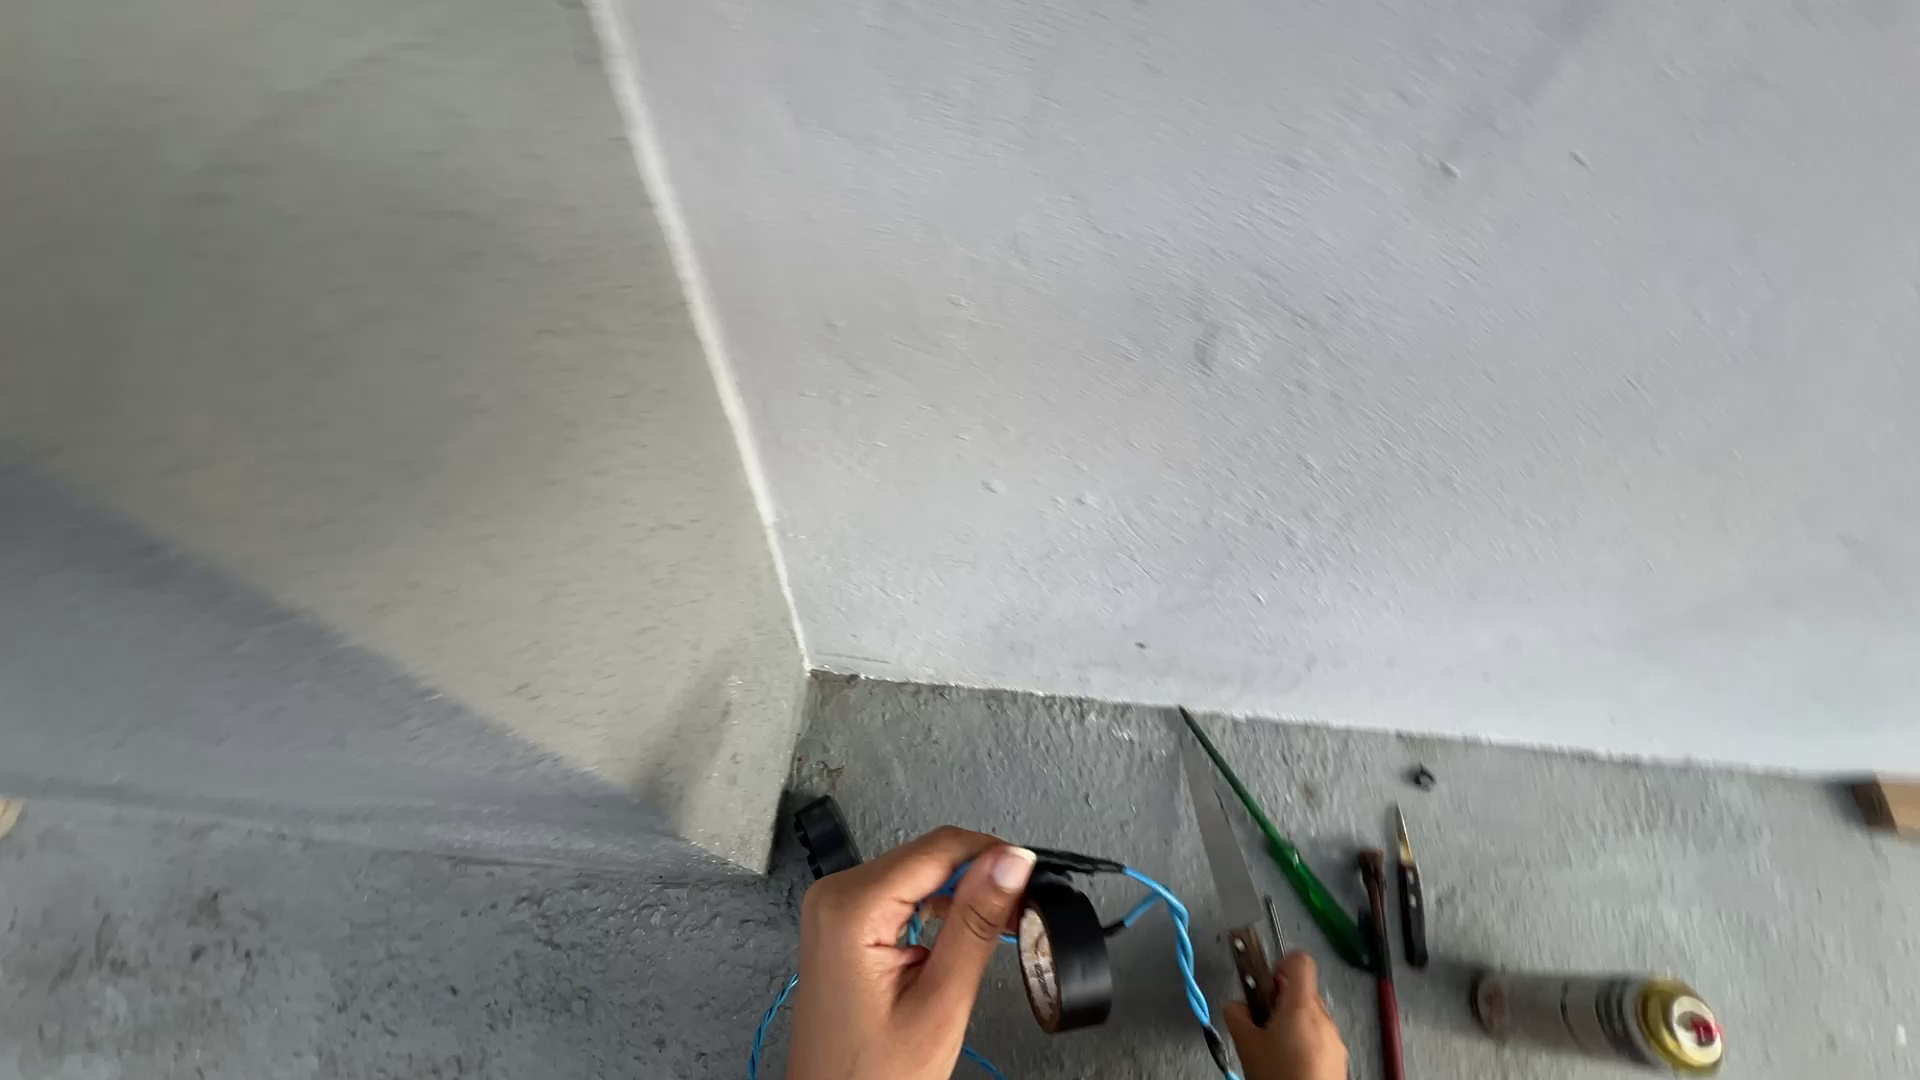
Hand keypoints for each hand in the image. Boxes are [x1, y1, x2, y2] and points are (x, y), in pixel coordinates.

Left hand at [787, 826, 1037, 1079]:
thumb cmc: (874, 1079)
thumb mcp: (941, 1001)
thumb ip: (976, 921)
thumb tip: (1010, 862)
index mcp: (852, 906)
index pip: (937, 848)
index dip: (990, 853)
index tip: (1027, 874)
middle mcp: (836, 894)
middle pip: (926, 855)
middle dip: (978, 874)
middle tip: (1018, 908)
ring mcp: (837, 906)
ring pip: (917, 870)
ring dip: (960, 889)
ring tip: (995, 923)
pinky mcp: (845, 920)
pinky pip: (901, 891)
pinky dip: (936, 904)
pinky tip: (959, 928)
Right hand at [1224, 952, 1348, 1079]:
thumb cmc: (1279, 1077)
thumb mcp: (1245, 1042)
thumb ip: (1237, 1012)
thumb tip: (1239, 1006)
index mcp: (1302, 1007)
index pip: (1299, 961)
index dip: (1279, 964)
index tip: (1265, 982)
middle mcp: (1324, 1019)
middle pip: (1301, 989)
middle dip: (1279, 998)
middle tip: (1262, 1019)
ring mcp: (1335, 1041)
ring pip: (1310, 1014)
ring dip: (1291, 1020)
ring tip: (1274, 1046)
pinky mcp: (1339, 1061)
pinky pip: (1319, 1036)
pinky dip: (1303, 1040)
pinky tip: (1289, 1062)